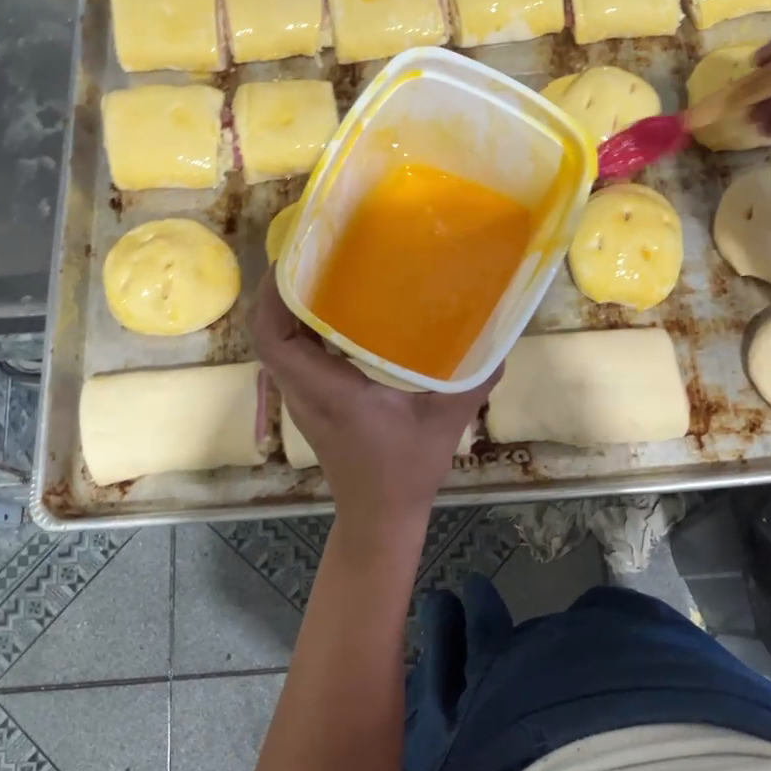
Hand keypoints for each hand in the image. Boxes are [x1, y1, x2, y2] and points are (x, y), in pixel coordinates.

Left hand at [250, 272, 497, 526]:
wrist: (380, 516)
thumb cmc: (407, 471)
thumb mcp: (446, 422)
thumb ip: (474, 379)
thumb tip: (501, 336)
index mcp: (329, 391)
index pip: (276, 339)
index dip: (275, 296)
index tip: (296, 259)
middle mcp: (304, 392)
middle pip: (269, 334)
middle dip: (282, 290)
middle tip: (314, 254)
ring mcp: (302, 400)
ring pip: (279, 345)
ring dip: (290, 309)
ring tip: (323, 273)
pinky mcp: (310, 404)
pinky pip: (294, 357)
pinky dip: (303, 329)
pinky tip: (337, 312)